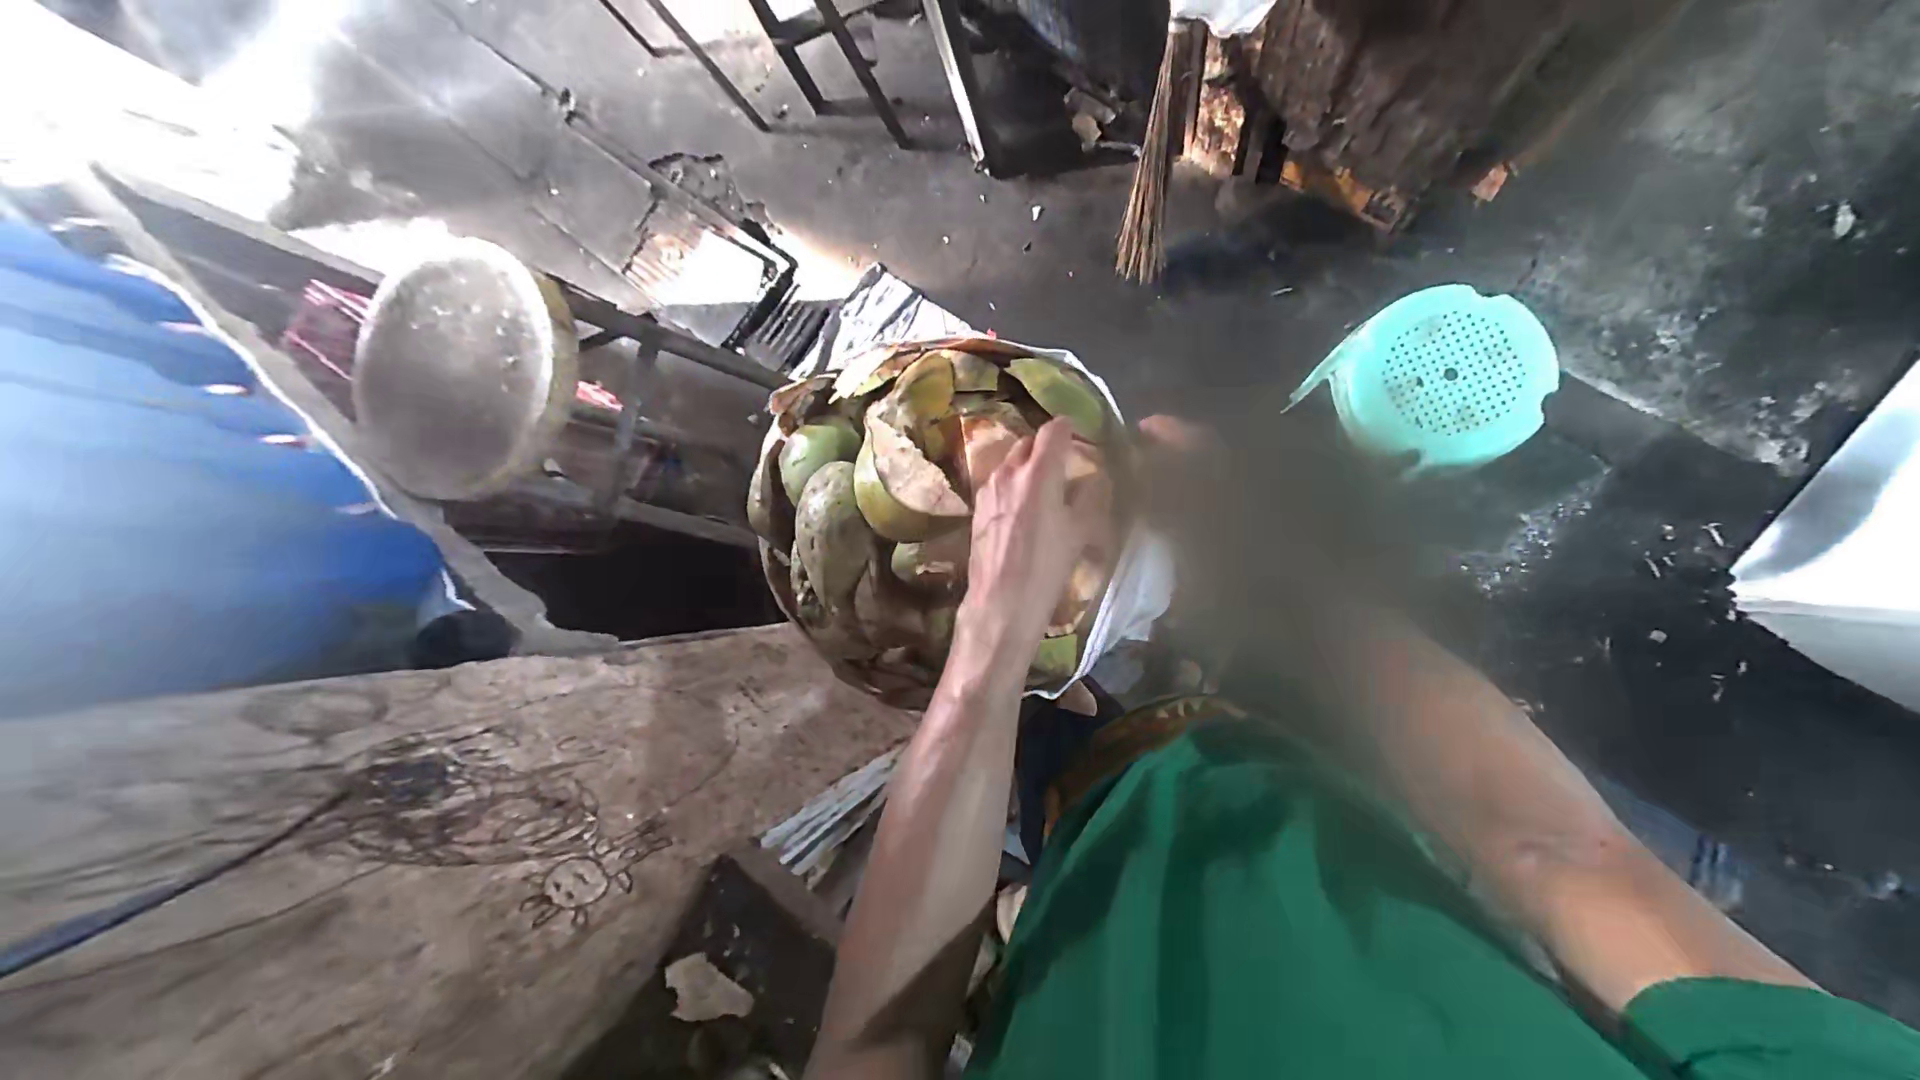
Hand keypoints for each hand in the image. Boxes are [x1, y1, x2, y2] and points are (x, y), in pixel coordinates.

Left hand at [957, 418, 1090, 659]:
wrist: (1001, 602)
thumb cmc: (1046, 568)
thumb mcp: (1081, 532)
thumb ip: (1090, 497)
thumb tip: (1094, 477)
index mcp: (1038, 472)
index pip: (1053, 430)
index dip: (1070, 429)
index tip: (1081, 436)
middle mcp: (1008, 473)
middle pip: (1028, 442)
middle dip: (1047, 446)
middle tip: (1066, 462)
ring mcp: (987, 489)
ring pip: (1010, 462)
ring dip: (1028, 465)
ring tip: (1045, 486)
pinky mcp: (976, 508)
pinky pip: (998, 483)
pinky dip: (1013, 484)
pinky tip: (1024, 508)